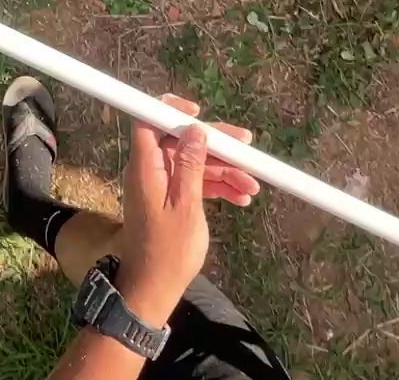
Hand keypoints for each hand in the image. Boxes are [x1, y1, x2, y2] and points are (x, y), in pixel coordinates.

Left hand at [116, 95, 260, 326]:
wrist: (154, 289)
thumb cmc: (168, 251)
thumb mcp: (186, 207)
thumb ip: (190, 166)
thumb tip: (195, 129)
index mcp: (145, 166)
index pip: (148, 120)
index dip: (171, 109)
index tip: (198, 111)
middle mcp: (150, 169)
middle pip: (181, 140)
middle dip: (214, 143)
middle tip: (247, 146)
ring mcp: (161, 183)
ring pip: (192, 162)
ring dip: (223, 170)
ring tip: (253, 184)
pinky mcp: (171, 197)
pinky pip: (194, 181)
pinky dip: (217, 186)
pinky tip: (242, 196)